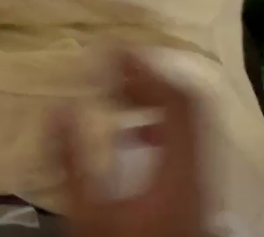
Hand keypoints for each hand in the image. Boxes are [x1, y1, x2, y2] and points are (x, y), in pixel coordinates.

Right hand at [49, 50, 206, 236]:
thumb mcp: (88, 213)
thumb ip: (74, 160)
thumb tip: (59, 105)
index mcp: (179, 172)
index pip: (179, 100)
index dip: (147, 68)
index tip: (109, 51)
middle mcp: (201, 170)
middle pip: (188, 102)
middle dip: (146, 78)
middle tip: (107, 69)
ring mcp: (203, 181)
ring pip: (187, 119)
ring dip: (150, 99)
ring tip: (112, 96)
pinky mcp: (197, 190)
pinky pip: (185, 139)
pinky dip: (156, 121)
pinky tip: (127, 133)